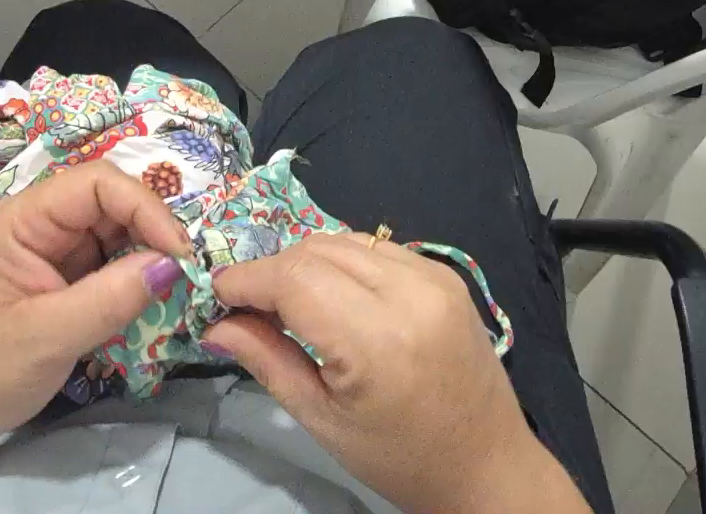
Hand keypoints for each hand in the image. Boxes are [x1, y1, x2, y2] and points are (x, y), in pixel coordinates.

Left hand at [0, 161, 192, 478]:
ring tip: (176, 283)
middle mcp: (42, 221)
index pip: (96, 183)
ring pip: (119, 228)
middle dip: (151, 228)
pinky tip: (153, 294)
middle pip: (112, 200)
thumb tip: (173, 264)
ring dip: (149, 251)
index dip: (144, 206)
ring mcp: (55, 247)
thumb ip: (110, 298)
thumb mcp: (46, 338)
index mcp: (24, 219)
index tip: (179, 251)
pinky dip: (138, 272)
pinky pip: (114, 257)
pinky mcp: (67, 273)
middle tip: (186, 270)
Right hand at [203, 233, 588, 513]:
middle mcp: (410, 292)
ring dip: (305, 262)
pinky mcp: (444, 272)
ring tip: (292, 303)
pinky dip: (342, 261)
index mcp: (378, 340)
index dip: (248, 279)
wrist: (490, 466)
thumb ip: (267, 360)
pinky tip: (337, 296)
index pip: (294, 278)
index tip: (217, 293)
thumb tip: (215, 324)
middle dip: (273, 271)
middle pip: (314, 249)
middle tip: (252, 307)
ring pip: (342, 239)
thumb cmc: (401, 458)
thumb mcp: (323, 420)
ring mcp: (433, 275)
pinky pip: (374, 247)